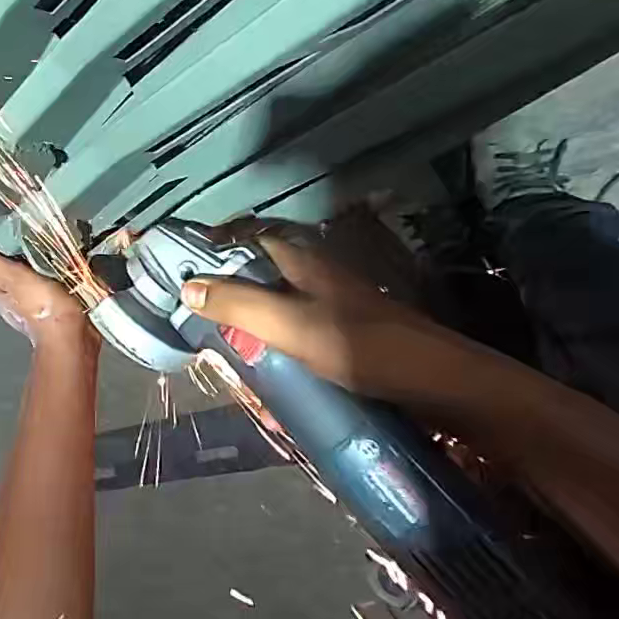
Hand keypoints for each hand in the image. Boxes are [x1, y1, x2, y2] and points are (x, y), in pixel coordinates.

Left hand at [0, 236, 98, 360]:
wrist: (72, 336)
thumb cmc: (41, 307)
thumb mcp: (12, 278)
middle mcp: (10, 303)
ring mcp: (30, 309)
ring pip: (17, 288)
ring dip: (19, 272)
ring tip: (25, 252)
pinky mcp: (52, 311)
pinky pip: (41, 291)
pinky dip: (42, 279)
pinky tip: (51, 272)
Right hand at [177, 233, 484, 402]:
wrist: (437, 383)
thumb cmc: (360, 346)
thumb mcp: (290, 326)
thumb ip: (239, 305)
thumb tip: (187, 287)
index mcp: (302, 260)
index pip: (248, 235)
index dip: (215, 244)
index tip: (182, 264)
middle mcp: (316, 272)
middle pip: (260, 267)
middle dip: (228, 285)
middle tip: (198, 313)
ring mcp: (333, 300)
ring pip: (278, 297)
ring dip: (251, 315)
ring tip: (226, 343)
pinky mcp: (345, 329)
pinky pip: (297, 324)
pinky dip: (276, 336)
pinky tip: (271, 364)